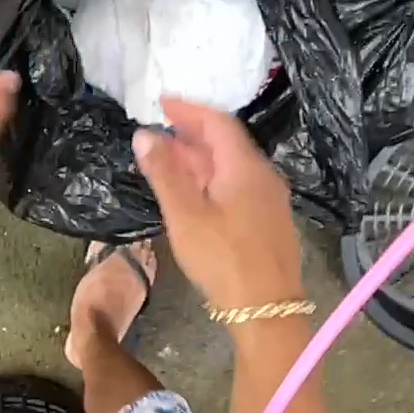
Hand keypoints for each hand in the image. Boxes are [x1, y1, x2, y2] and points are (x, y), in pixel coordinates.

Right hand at [132, 97, 301, 310]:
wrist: (266, 310)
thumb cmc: (222, 258)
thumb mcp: (184, 214)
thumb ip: (164, 172)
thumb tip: (144, 134)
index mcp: (245, 168)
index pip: (218, 123)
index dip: (189, 109)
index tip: (160, 102)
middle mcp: (263, 176)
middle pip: (227, 142)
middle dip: (191, 132)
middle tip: (159, 129)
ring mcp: (269, 199)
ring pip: (231, 164)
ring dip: (199, 155)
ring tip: (168, 157)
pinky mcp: (267, 219)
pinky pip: (237, 183)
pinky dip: (211, 175)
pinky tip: (192, 189)